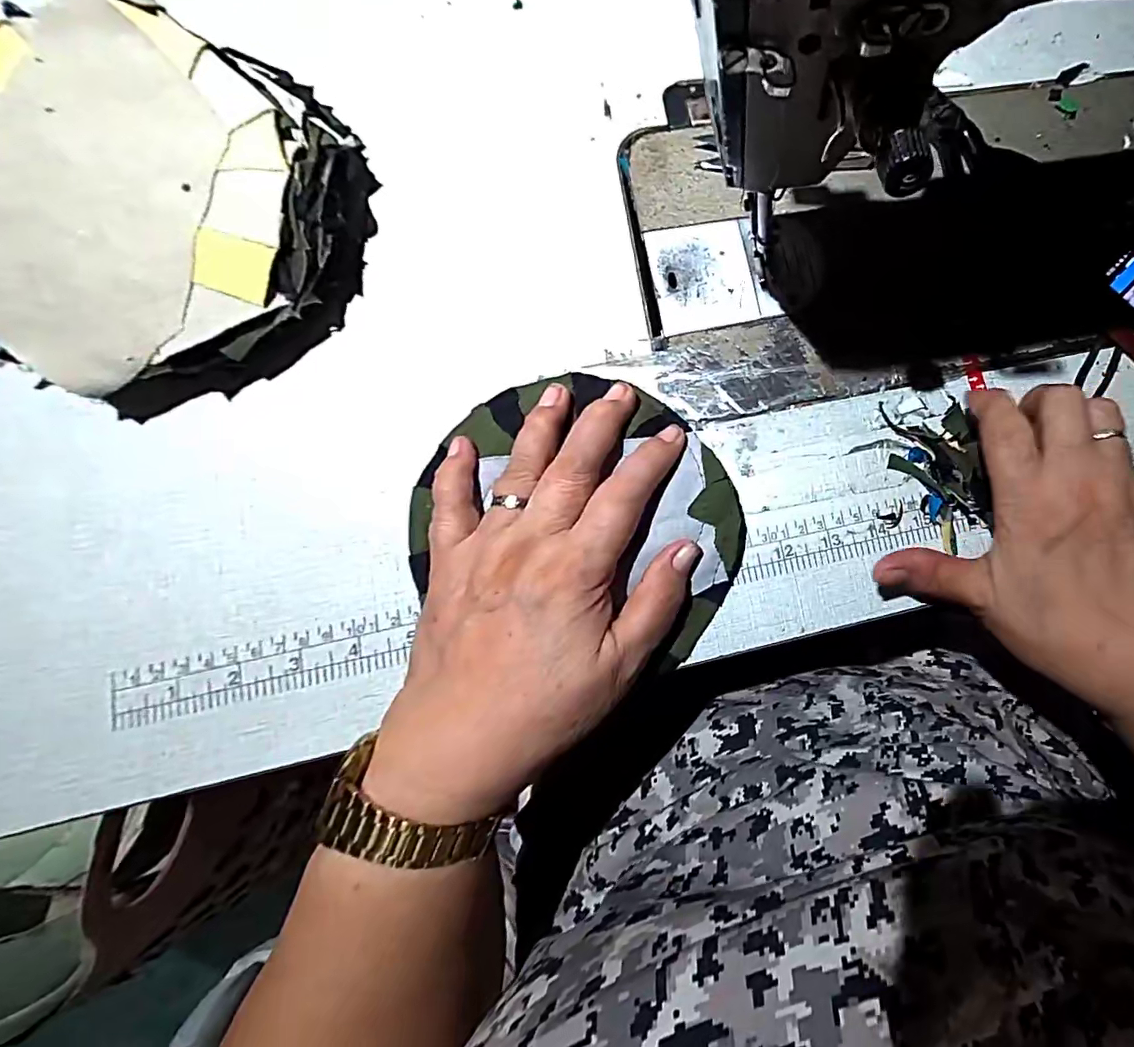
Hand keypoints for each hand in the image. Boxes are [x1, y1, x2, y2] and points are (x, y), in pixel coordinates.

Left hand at [366, 382, 702, 824]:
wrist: (459, 739)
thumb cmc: (544, 711)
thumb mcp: (620, 669)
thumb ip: (655, 603)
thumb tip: (685, 550)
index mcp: (576, 570)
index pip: (624, 496)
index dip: (650, 461)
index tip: (668, 436)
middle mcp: (529, 545)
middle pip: (571, 468)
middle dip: (599, 424)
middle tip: (618, 394)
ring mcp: (484, 548)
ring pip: (515, 472)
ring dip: (539, 429)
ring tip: (555, 394)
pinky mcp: (449, 562)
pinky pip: (449, 505)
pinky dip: (453, 472)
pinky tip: (460, 445)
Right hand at [872, 386, 1133, 714]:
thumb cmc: (1056, 624)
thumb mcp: (983, 597)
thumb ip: (931, 572)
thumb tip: (881, 570)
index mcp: (1030, 496)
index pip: (1007, 424)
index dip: (987, 403)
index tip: (975, 404)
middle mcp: (1079, 477)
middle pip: (1063, 400)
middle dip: (1033, 401)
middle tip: (1015, 426)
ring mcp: (1123, 484)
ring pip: (1104, 414)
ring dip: (1075, 417)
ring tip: (1054, 444)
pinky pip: (1128, 455)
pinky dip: (1103, 455)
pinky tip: (1090, 489)